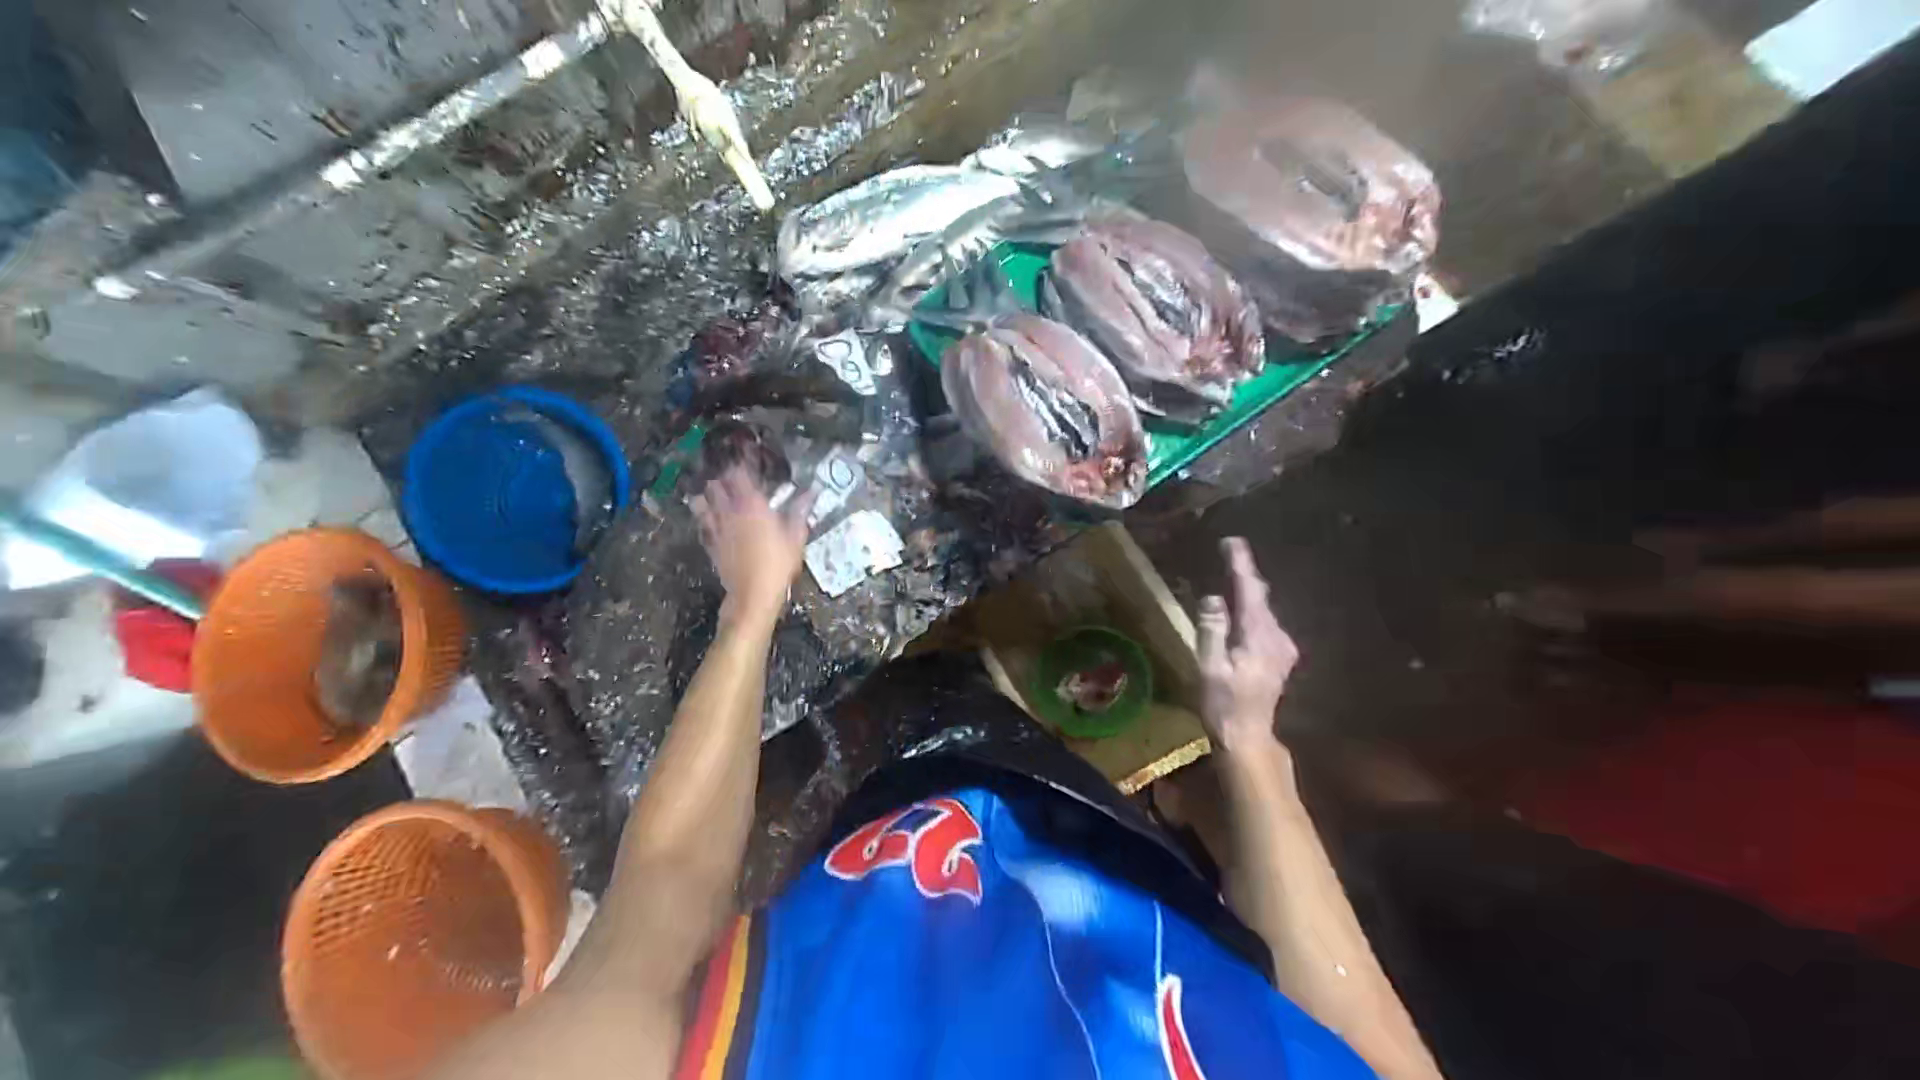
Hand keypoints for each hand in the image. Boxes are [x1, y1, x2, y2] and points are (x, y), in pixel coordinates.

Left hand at [690, 466, 814, 624]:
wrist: (753, 595)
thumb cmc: (778, 563)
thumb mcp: (796, 536)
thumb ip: (800, 511)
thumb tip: (811, 492)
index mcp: (752, 505)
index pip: (739, 474)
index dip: (739, 463)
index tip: (744, 456)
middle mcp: (730, 512)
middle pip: (716, 485)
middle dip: (721, 477)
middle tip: (730, 474)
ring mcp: (717, 528)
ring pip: (702, 502)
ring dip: (707, 494)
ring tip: (713, 492)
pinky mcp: (711, 545)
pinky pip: (702, 525)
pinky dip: (703, 517)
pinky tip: (709, 518)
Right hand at [1197, 537, 1299, 753]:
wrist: (1248, 737)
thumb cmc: (1223, 704)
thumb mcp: (1210, 667)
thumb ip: (1212, 629)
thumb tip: (1214, 597)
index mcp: (1259, 636)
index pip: (1250, 591)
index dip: (1241, 565)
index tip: (1232, 542)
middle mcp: (1277, 637)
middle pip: (1260, 597)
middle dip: (1244, 574)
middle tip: (1228, 552)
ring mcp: (1283, 648)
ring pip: (1264, 610)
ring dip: (1248, 592)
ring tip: (1232, 574)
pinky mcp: (1280, 657)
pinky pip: (1265, 623)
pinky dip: (1252, 609)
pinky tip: (1241, 608)